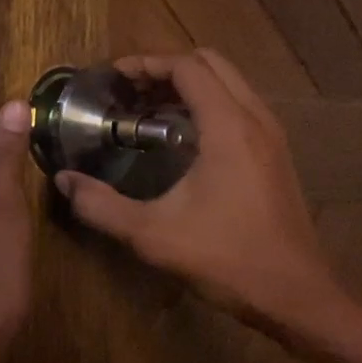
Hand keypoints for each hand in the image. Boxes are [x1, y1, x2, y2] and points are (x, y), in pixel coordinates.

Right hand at [54, 49, 337, 322]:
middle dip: (167, 67)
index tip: (113, 77)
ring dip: (188, 84)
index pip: (187, 67)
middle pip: (211, 63)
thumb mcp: (152, 234)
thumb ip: (101, 205)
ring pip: (229, 82)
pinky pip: (239, 105)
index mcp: (228, 128)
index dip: (146, 63)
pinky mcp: (276, 156)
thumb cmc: (226, 259)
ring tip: (147, 108)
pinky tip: (179, 137)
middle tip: (130, 89)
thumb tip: (63, 180)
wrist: (298, 299)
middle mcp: (254, 120)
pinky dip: (207, 103)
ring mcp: (271, 137)